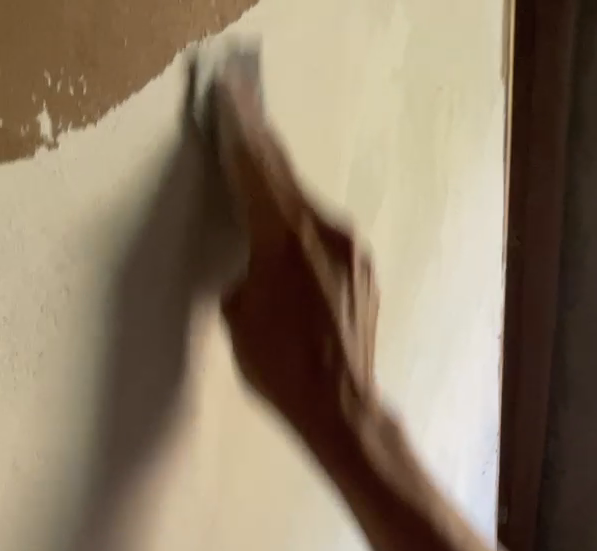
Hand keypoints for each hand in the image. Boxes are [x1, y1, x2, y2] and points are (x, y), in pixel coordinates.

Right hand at [210, 62, 381, 451]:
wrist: (340, 406)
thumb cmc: (280, 369)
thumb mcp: (238, 318)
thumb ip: (245, 274)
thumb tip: (256, 269)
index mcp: (285, 236)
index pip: (256, 168)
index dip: (239, 131)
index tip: (230, 96)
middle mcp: (325, 232)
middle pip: (286, 178)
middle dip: (261, 148)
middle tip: (244, 114)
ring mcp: (352, 252)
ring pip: (308, 211)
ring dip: (284, 199)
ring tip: (264, 189)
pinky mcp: (365, 273)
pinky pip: (327, 240)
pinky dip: (305, 234)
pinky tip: (294, 248)